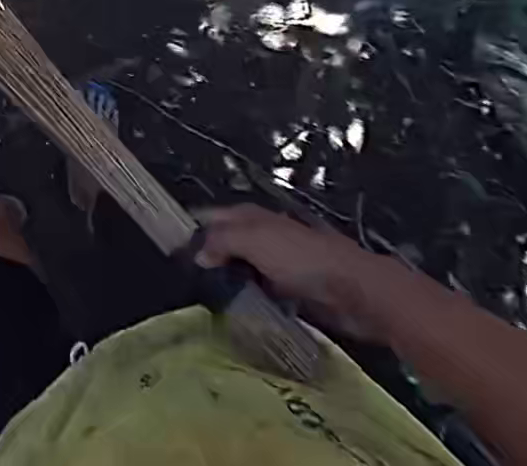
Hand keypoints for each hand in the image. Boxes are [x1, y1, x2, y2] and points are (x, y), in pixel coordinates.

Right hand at [192, 205, 391, 341]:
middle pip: (222, 243)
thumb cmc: (299, 257)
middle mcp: (259, 234)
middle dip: (206, 259)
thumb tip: (196, 255)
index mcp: (247, 215)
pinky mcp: (289, 288)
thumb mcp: (251, 240)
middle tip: (187, 282)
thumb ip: (218, 242)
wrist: (355, 288)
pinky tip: (237, 311)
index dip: (190, 232)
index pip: (208, 218)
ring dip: (227, 281)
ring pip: (240, 268)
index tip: (172, 255)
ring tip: (207, 299)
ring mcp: (275, 261)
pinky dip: (248, 298)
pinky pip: (259, 290)